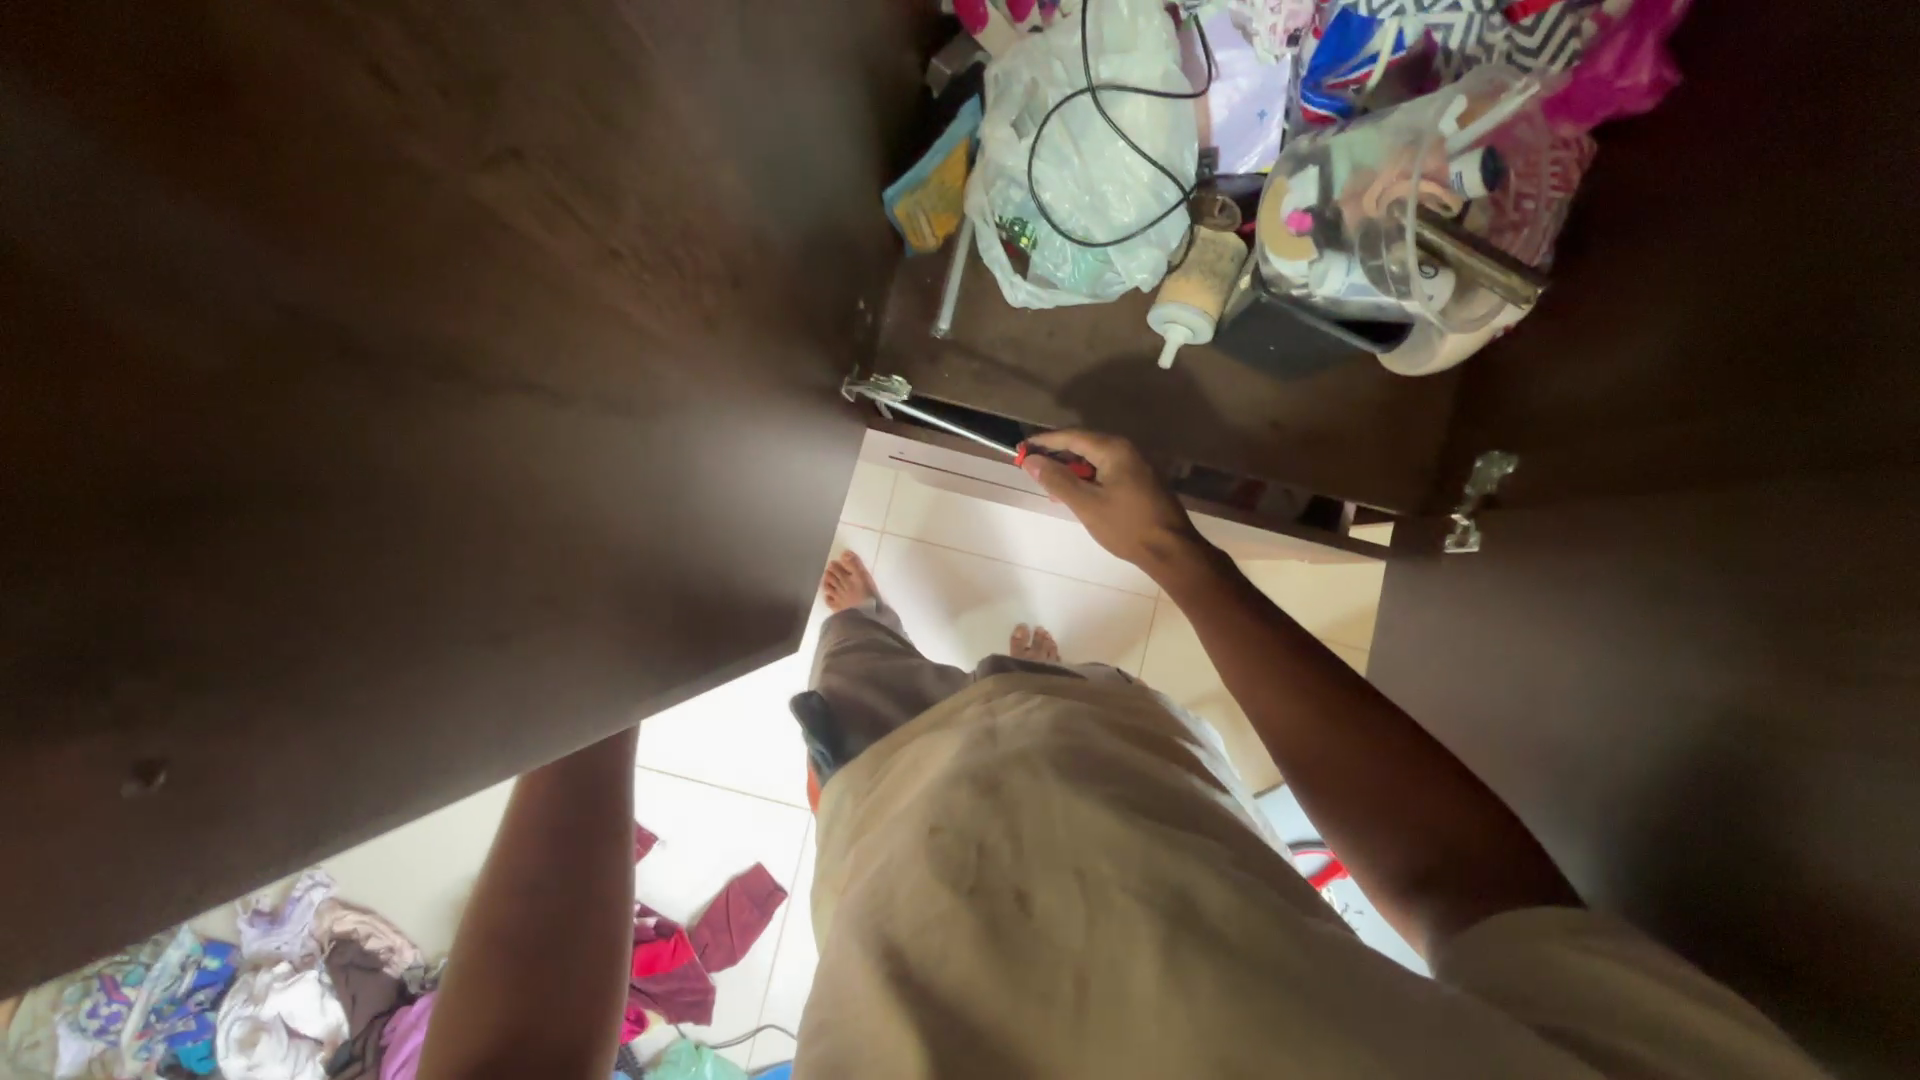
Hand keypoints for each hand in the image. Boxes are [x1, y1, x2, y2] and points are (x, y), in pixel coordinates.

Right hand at [1019, 430, 1205, 572]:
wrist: (1171, 549)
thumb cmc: (1126, 526)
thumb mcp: (1086, 504)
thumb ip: (1057, 480)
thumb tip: (1031, 460)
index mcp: (1113, 449)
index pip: (1071, 436)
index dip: (1044, 442)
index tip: (1022, 448)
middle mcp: (1126, 450)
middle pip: (1084, 444)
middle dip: (1056, 455)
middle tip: (1032, 467)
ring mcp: (1136, 465)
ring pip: (1095, 459)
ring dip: (1071, 469)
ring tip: (1049, 484)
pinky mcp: (1140, 481)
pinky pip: (1106, 470)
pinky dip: (1087, 478)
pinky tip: (1076, 494)